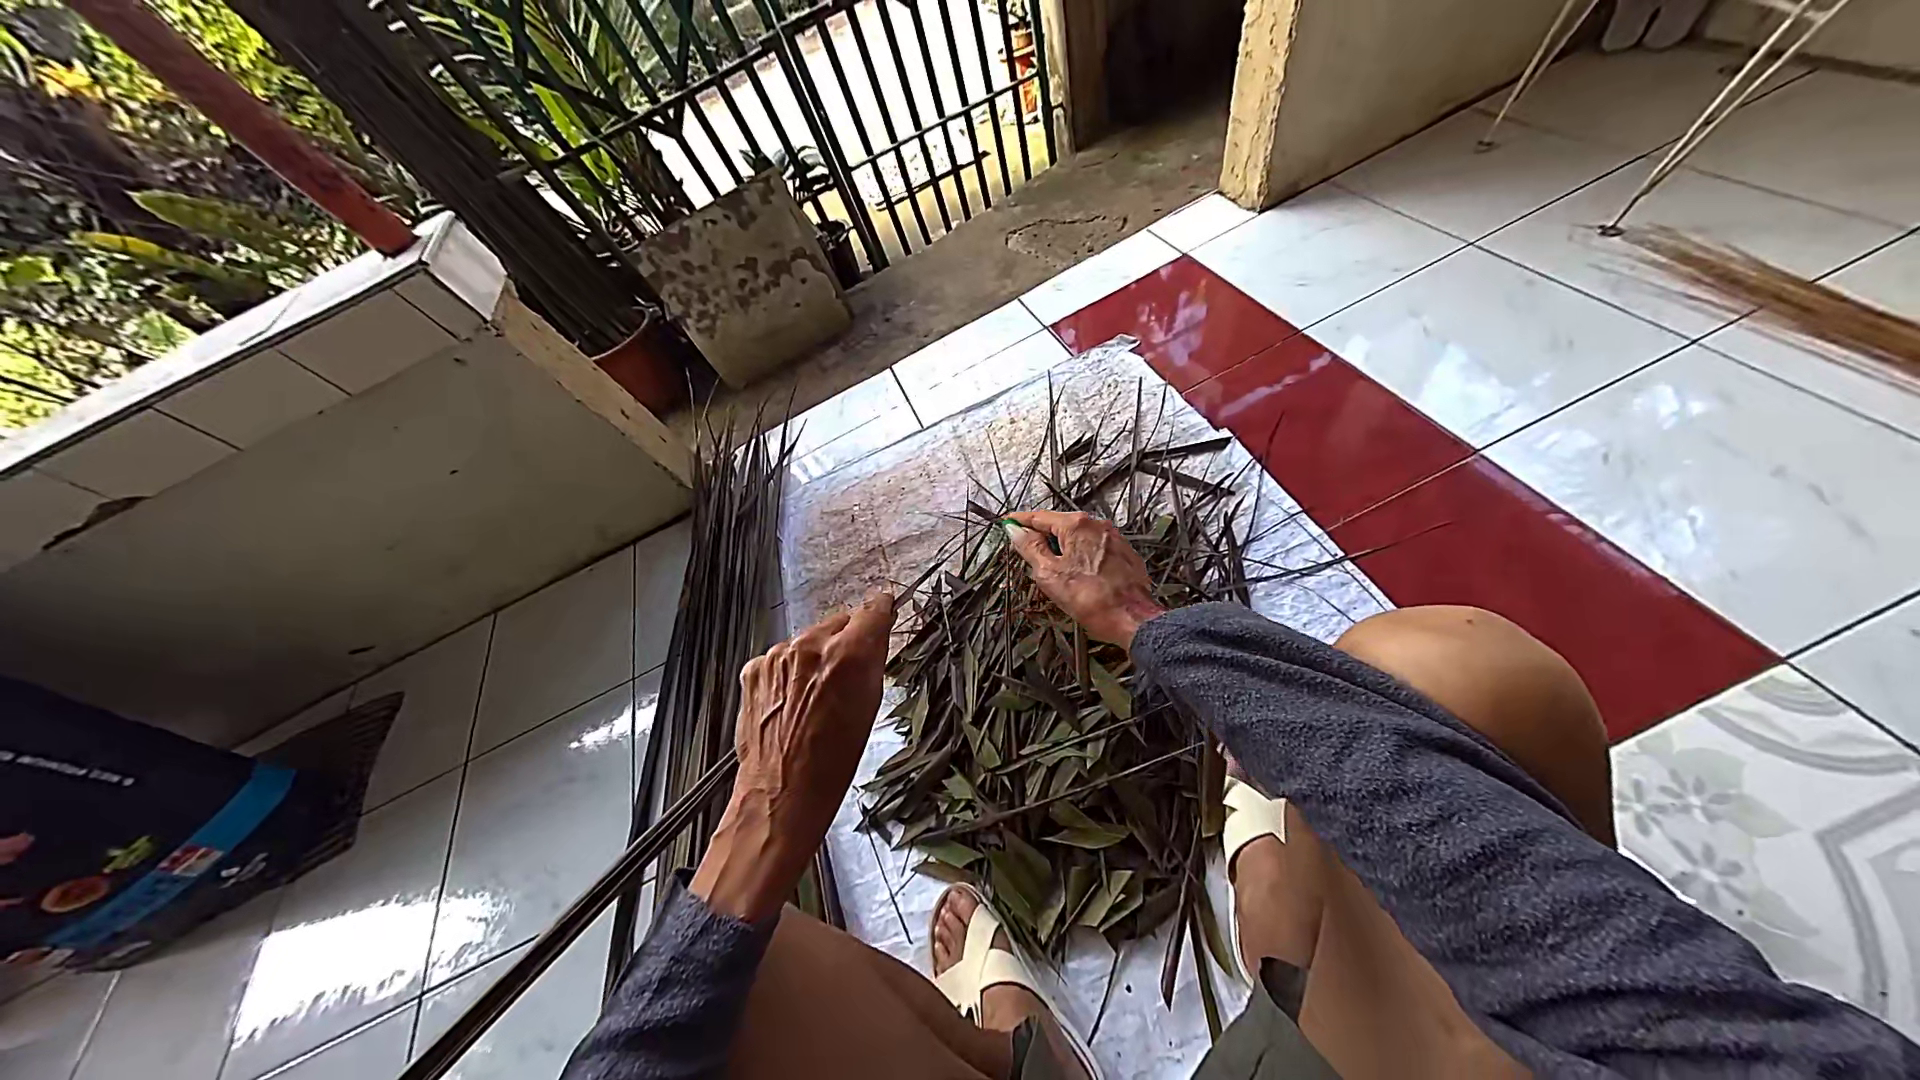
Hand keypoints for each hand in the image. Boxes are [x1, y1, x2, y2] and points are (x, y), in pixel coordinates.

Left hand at [691, 590, 896, 921]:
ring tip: (818, 695)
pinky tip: (794, 700)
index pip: (873, 609)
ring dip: (818, 656)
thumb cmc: (833, 760)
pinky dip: (791, 671)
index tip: (883, 611)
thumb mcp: (871, 704)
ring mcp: (778, 656)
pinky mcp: (756, 668)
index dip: (881, 610)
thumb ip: (873, 659)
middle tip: (850, 672)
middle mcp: (811, 646)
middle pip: (840, 621)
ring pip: (809, 639)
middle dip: (848, 639)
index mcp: (849, 654)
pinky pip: (783, 657)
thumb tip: (877, 631)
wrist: (782, 791)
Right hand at [1003, 510, 1165, 649]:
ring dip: (1062, 547)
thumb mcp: (1049, 574)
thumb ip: (1030, 548)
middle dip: (1042, 536)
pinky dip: (1080, 555)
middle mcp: (1097, 525)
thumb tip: (1016, 532)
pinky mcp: (1123, 553)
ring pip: (1078, 536)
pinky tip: (1076, 573)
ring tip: (1051, 567)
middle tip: (1025, 548)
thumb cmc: (1093, 600)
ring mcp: (1113, 538)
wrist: (1132, 618)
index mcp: (1076, 525)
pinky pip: (1094, 547)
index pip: (1039, 516)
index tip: (1008, 523)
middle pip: (1060, 524)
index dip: (1020, 521)